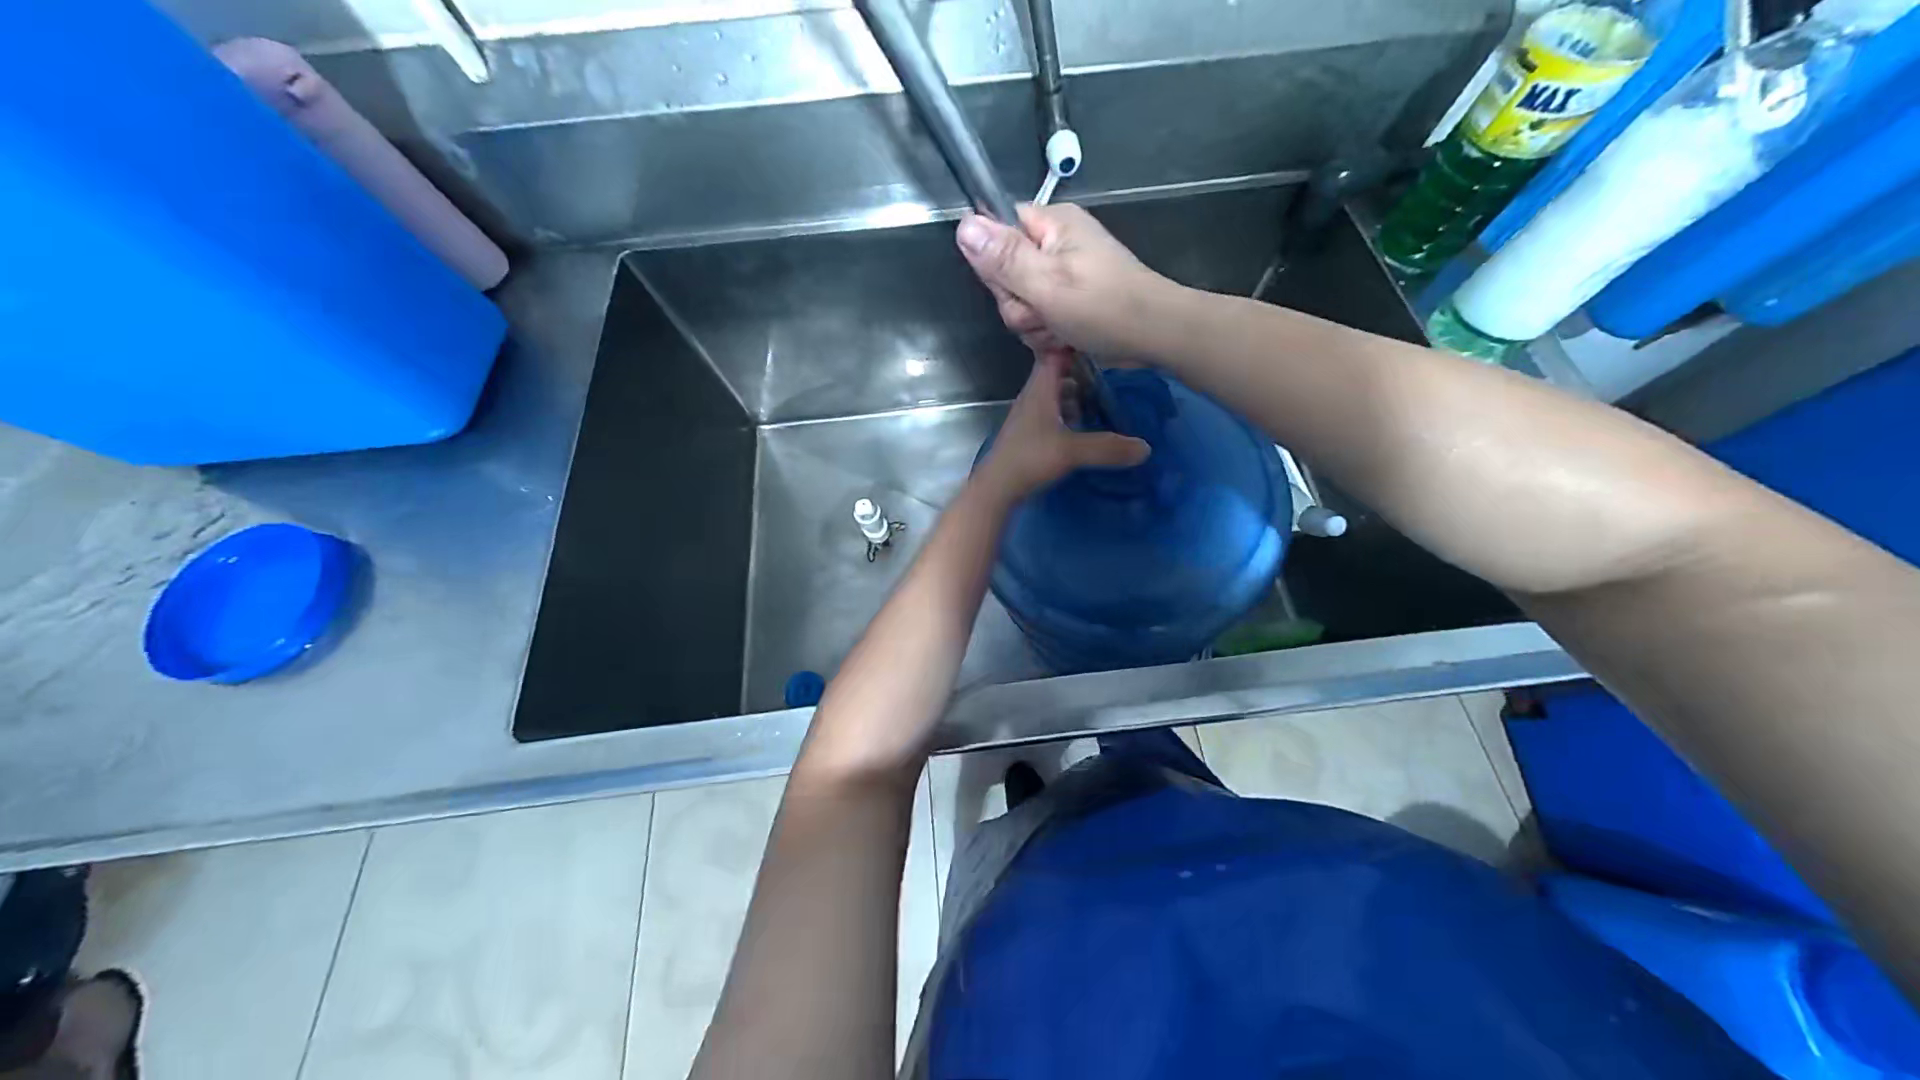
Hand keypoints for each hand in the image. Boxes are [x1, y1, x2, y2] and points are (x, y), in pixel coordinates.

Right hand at [955, 203, 1175, 360]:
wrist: (1153, 335)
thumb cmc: (1104, 306)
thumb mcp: (1047, 282)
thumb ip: (1003, 258)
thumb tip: (963, 225)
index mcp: (1051, 225)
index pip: (997, 231)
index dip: (995, 262)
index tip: (1013, 284)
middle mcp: (1054, 244)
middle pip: (1005, 274)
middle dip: (1019, 304)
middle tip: (1044, 313)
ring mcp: (1062, 274)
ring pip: (1020, 302)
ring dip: (1033, 324)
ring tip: (1059, 328)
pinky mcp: (1069, 300)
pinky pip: (1038, 317)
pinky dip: (1046, 333)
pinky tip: (1063, 339)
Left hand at [975, 350, 1150, 501]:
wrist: (996, 488)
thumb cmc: (1030, 460)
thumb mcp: (1072, 451)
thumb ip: (1108, 447)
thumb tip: (1146, 448)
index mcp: (1040, 389)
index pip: (1056, 353)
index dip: (1076, 344)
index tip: (1102, 343)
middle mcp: (1032, 397)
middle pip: (1057, 374)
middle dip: (1082, 372)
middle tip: (1111, 375)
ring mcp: (1029, 416)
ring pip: (1055, 395)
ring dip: (1075, 395)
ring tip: (1101, 400)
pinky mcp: (1029, 435)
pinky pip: (1052, 414)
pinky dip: (1068, 414)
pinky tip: (1084, 426)